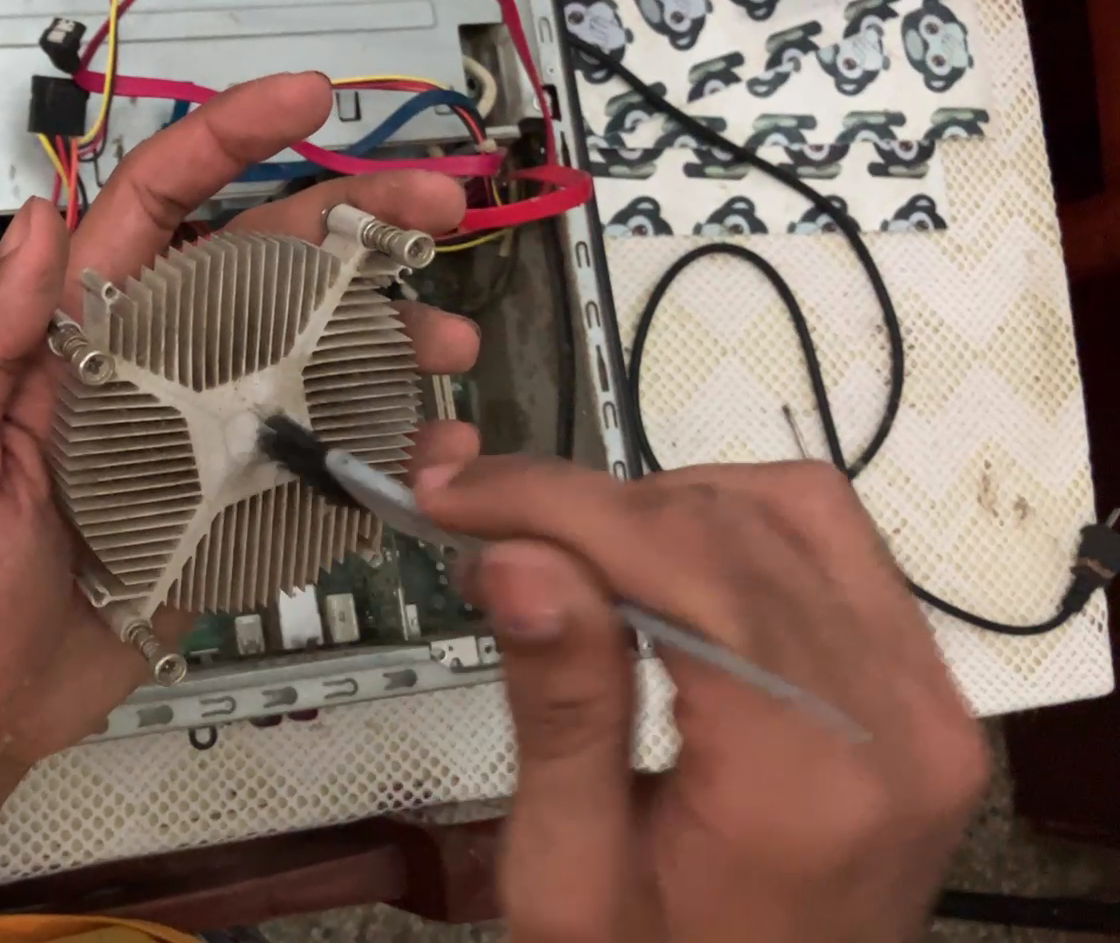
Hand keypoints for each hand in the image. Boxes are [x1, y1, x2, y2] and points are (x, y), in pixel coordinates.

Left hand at [0, 73, 484, 764]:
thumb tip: (34, 226)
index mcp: (74, 343)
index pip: (149, 215)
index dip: (220, 146)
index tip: (299, 104)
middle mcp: (148, 375)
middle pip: (254, 270)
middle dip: (344, 223)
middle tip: (429, 206)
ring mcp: (197, 439)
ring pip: (299, 359)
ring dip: (375, 335)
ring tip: (443, 337)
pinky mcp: (229, 506)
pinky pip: (307, 458)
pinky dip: (368, 444)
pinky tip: (417, 442)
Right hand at [416, 459, 988, 941]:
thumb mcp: (568, 869)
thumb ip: (556, 709)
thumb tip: (513, 558)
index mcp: (806, 773)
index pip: (677, 561)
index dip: (548, 503)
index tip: (446, 497)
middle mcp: (897, 714)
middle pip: (722, 524)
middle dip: (573, 498)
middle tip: (472, 516)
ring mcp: (921, 691)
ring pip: (776, 506)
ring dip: (640, 504)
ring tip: (553, 548)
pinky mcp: (908, 679)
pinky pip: (812, 536)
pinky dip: (706, 517)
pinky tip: (638, 561)